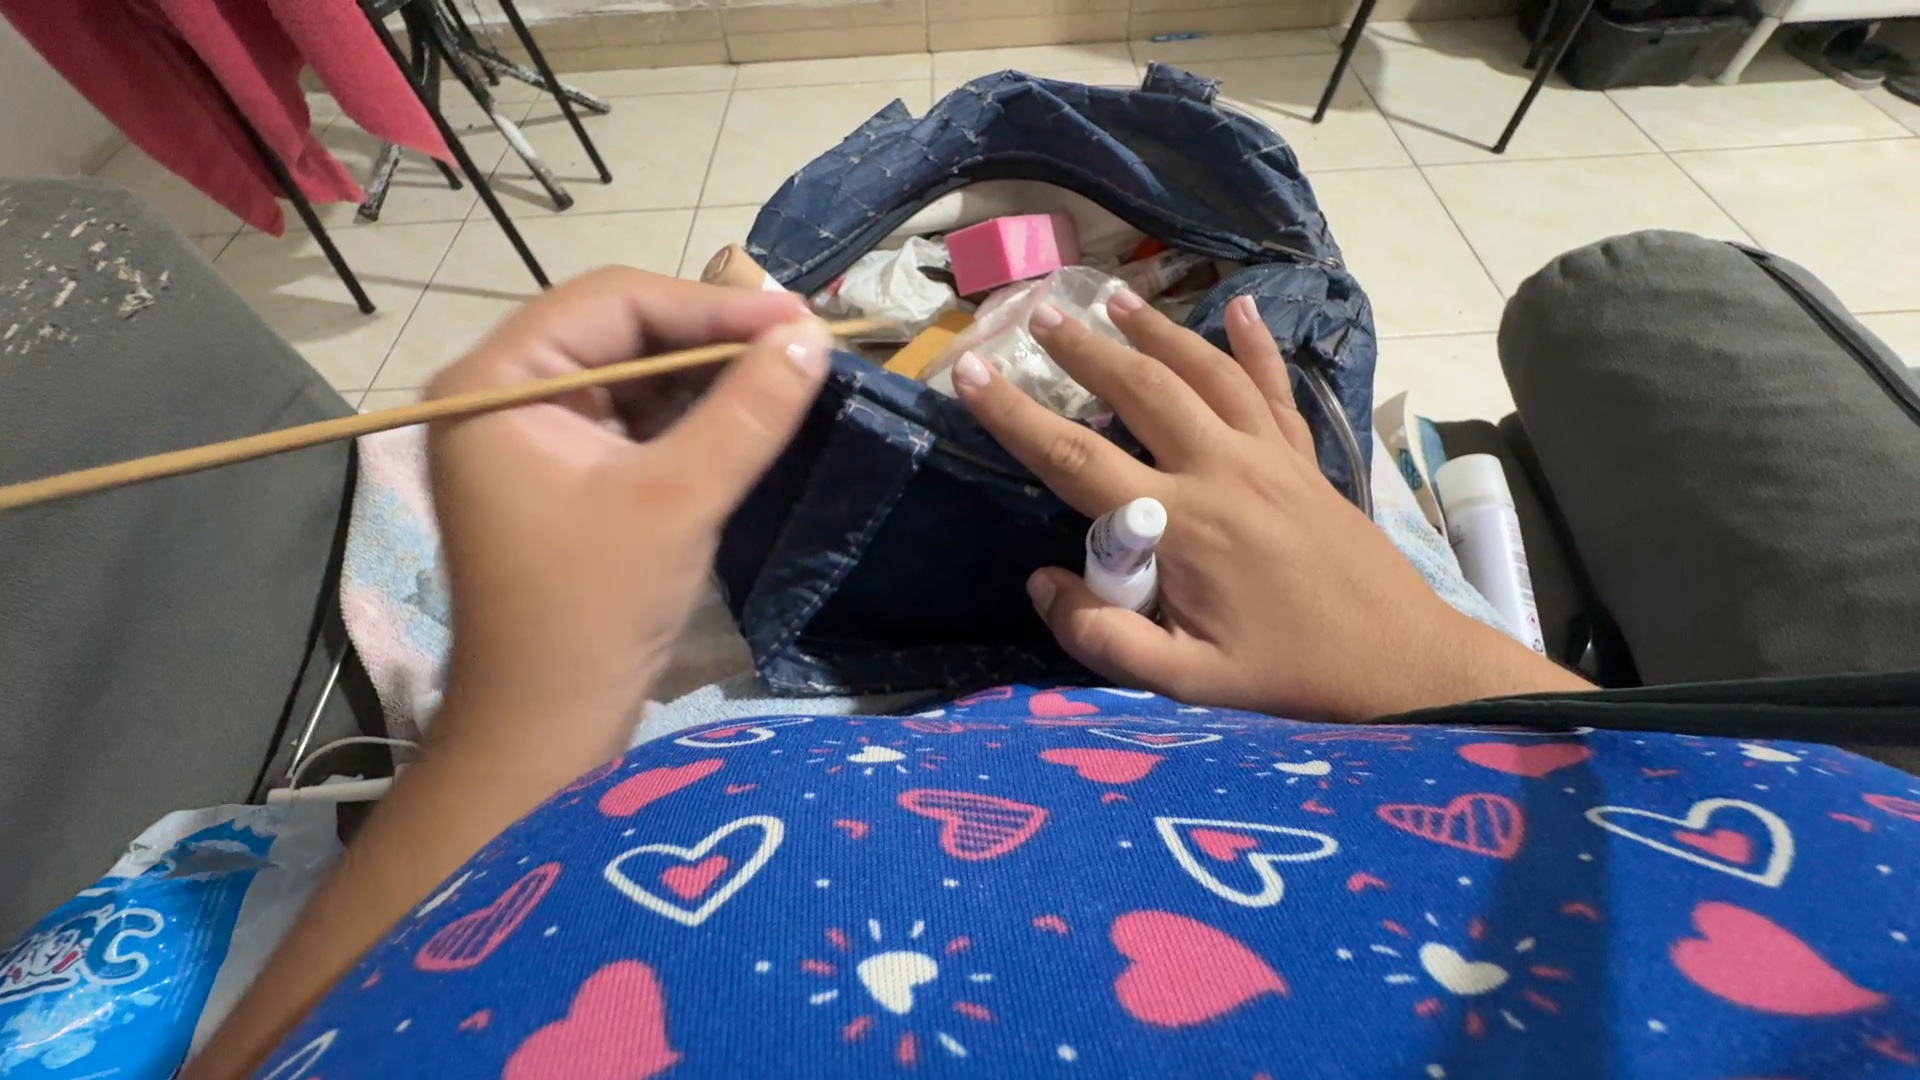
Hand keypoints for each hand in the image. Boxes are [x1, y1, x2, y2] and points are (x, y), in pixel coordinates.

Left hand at [426, 269, 828, 747]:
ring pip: (638, 376)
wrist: (552, 719)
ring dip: (711, 374)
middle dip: (714, 336)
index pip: (613, 303)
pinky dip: (696, 414)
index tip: (798, 318)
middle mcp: (507, 394)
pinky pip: (641, 421)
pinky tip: (749, 411)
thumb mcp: (678, 498)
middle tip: (800, 342)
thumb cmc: (595, 607)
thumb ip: (747, 412)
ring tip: (787, 369)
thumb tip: (812, 340)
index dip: (713, 304)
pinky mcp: (572, 473)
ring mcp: (538, 435)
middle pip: (624, 333)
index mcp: (497, 382)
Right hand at [952, 292, 1588, 720]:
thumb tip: (1040, 582)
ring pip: (1204, 372)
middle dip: (1082, 348)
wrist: (1401, 664)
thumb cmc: (1287, 674)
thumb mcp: (1184, 683)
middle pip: (1140, 391)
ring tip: (1111, 296)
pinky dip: (1253, 344)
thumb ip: (1102, 636)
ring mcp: (1269, 455)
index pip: (1077, 459)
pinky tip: (1238, 306)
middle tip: (1037, 311)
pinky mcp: (1302, 458)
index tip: (969, 371)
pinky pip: (1273, 387)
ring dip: (1153, 330)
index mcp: (1183, 525)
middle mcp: (1222, 470)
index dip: (1015, 415)